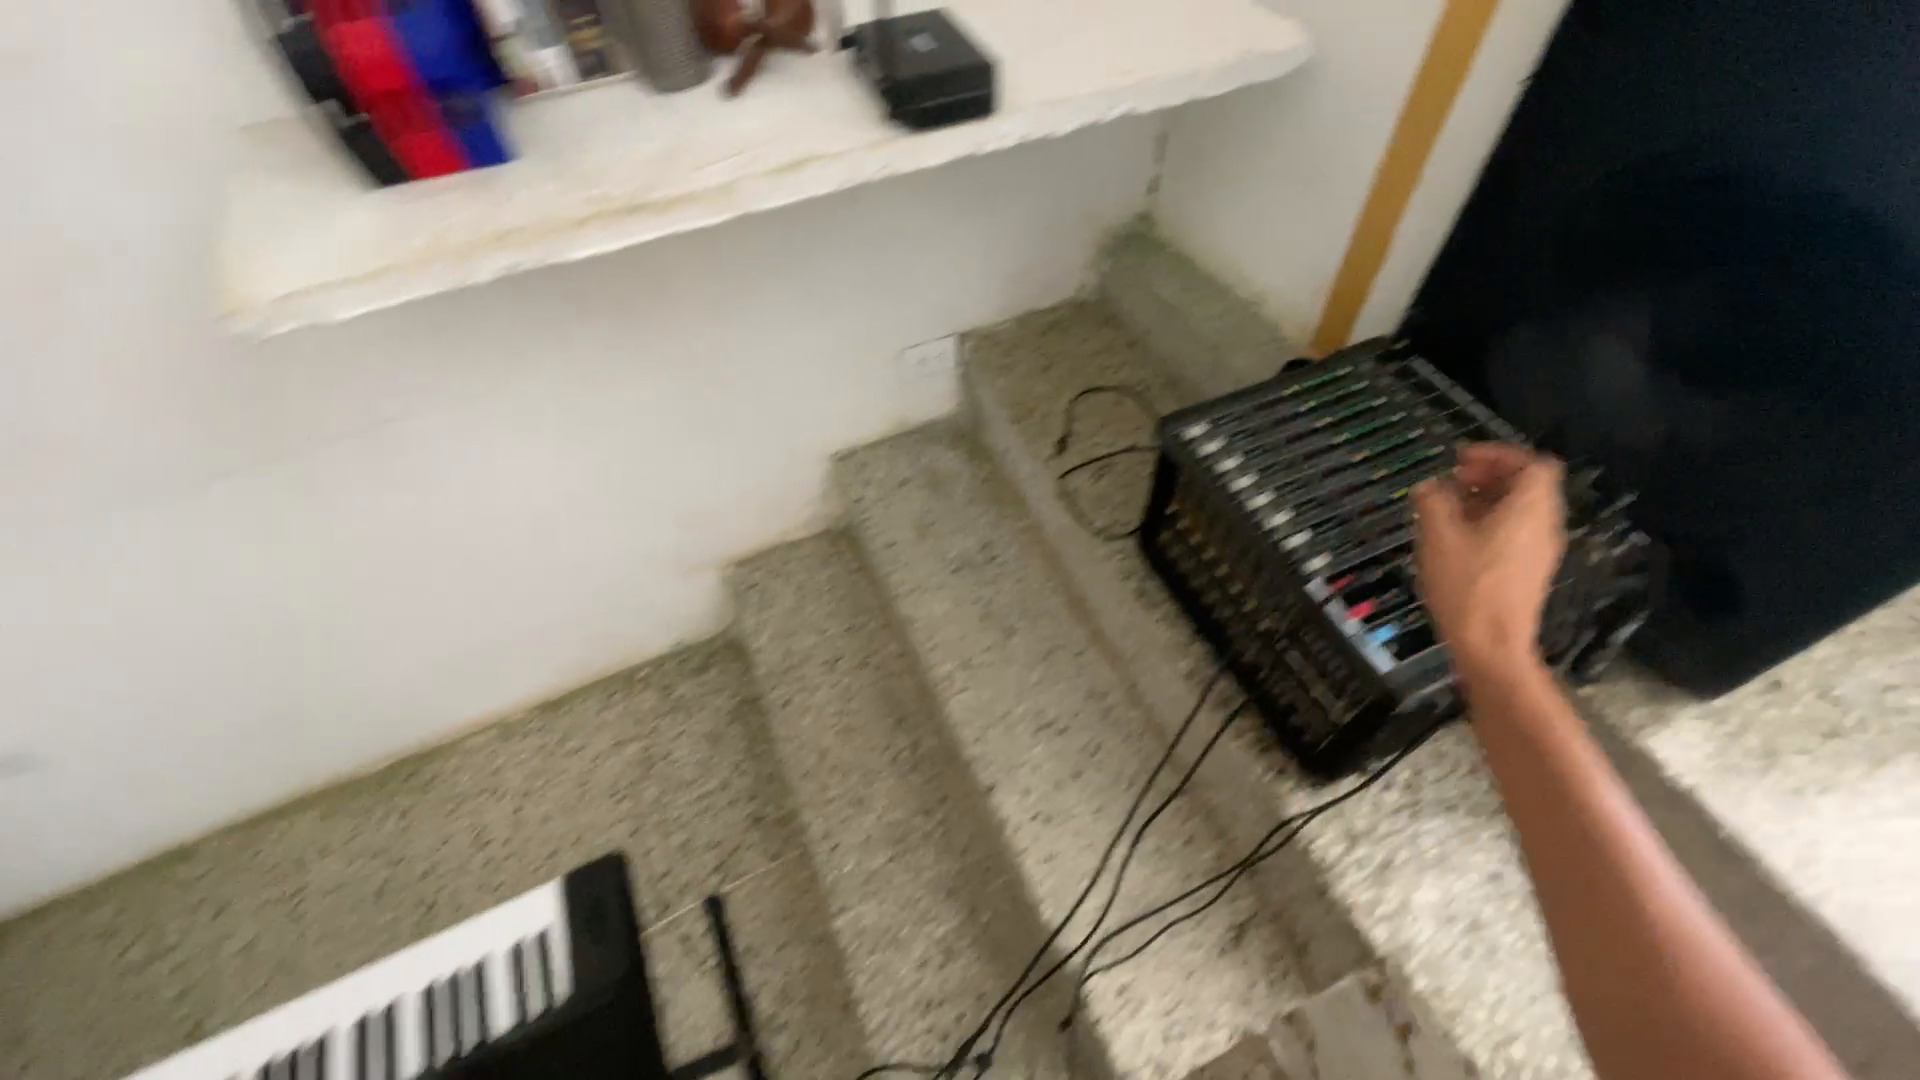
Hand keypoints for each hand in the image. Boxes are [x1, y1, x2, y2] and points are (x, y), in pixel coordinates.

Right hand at [1411, 444, 1566, 676]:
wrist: (1491, 645)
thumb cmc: (1466, 584)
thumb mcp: (1438, 536)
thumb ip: (1433, 501)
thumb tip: (1430, 487)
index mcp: (1529, 509)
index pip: (1533, 463)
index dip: (1498, 454)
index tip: (1461, 459)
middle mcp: (1544, 525)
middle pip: (1528, 485)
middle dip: (1489, 476)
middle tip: (1451, 481)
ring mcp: (1540, 551)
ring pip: (1520, 510)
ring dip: (1486, 500)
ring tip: (1447, 510)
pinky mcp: (1529, 571)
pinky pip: (1515, 533)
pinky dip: (1490, 523)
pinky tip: (1457, 540)